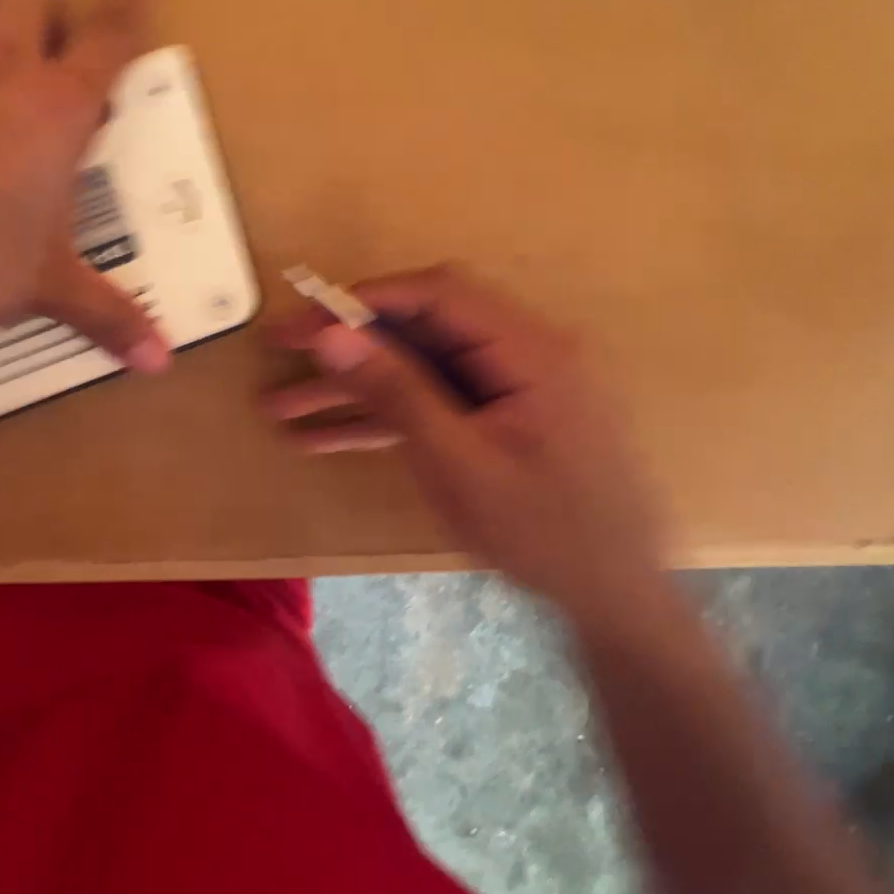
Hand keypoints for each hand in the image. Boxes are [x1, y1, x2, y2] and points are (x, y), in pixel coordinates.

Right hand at [262, 265, 669, 618]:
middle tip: (279, 348)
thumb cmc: (546, 532)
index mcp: (530, 350)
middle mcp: (519, 356)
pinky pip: (429, 406)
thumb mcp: (459, 461)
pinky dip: (378, 419)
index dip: (366, 298)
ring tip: (278, 405)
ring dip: (349, 387)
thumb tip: (331, 334)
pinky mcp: (493, 422)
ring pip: (414, 371)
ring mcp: (506, 391)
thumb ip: (395, 391)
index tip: (306, 318)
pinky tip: (317, 440)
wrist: (616, 599)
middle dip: (345, 343)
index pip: (437, 293)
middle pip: (419, 329)